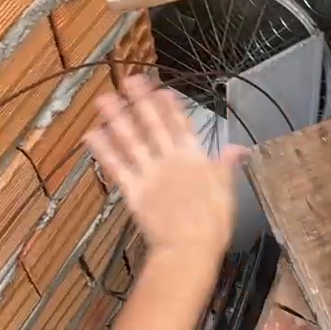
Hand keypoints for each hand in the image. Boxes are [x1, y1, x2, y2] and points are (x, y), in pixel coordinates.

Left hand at [85, 74, 245, 271]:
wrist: (190, 249)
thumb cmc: (212, 224)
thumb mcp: (226, 191)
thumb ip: (226, 166)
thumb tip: (238, 147)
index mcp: (193, 158)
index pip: (181, 125)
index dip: (169, 106)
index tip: (159, 87)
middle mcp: (169, 160)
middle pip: (152, 125)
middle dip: (140, 101)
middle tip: (128, 80)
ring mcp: (149, 173)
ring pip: (131, 140)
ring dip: (117, 118)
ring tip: (104, 99)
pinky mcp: (133, 190)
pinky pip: (116, 166)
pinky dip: (104, 150)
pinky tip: (91, 134)